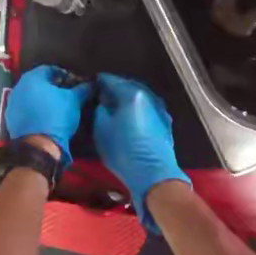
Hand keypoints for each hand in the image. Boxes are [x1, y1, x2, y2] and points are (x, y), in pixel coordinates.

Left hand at [5, 65, 91, 164]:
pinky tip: (46, 117)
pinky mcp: (11, 119)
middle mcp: (18, 87)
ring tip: (57, 106)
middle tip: (66, 94)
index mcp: (32, 78)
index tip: (74, 83)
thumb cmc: (57, 116)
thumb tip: (91, 83)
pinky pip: (25, 109)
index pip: (49, 69)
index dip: (64, 74)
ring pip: (30, 96)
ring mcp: (12, 104)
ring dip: (43, 98)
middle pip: (38, 82)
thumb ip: (83, 89)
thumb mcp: (74, 100)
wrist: (39, 145)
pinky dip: (35, 110)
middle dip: (52, 86)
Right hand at [93, 73, 188, 228]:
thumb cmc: (124, 152)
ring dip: (126, 98)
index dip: (99, 82)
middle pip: (128, 85)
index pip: (111, 80)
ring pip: (139, 96)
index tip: (91, 86)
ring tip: (114, 107)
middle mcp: (148, 96)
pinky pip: (146, 107)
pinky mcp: (165, 121)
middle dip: (114, 89)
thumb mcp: (101, 130)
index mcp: (132, 94)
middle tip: (101, 96)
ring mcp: (159, 108)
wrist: (154, 174)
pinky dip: (136, 108)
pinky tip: (129, 117)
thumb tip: (103, 101)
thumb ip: (100, 110)